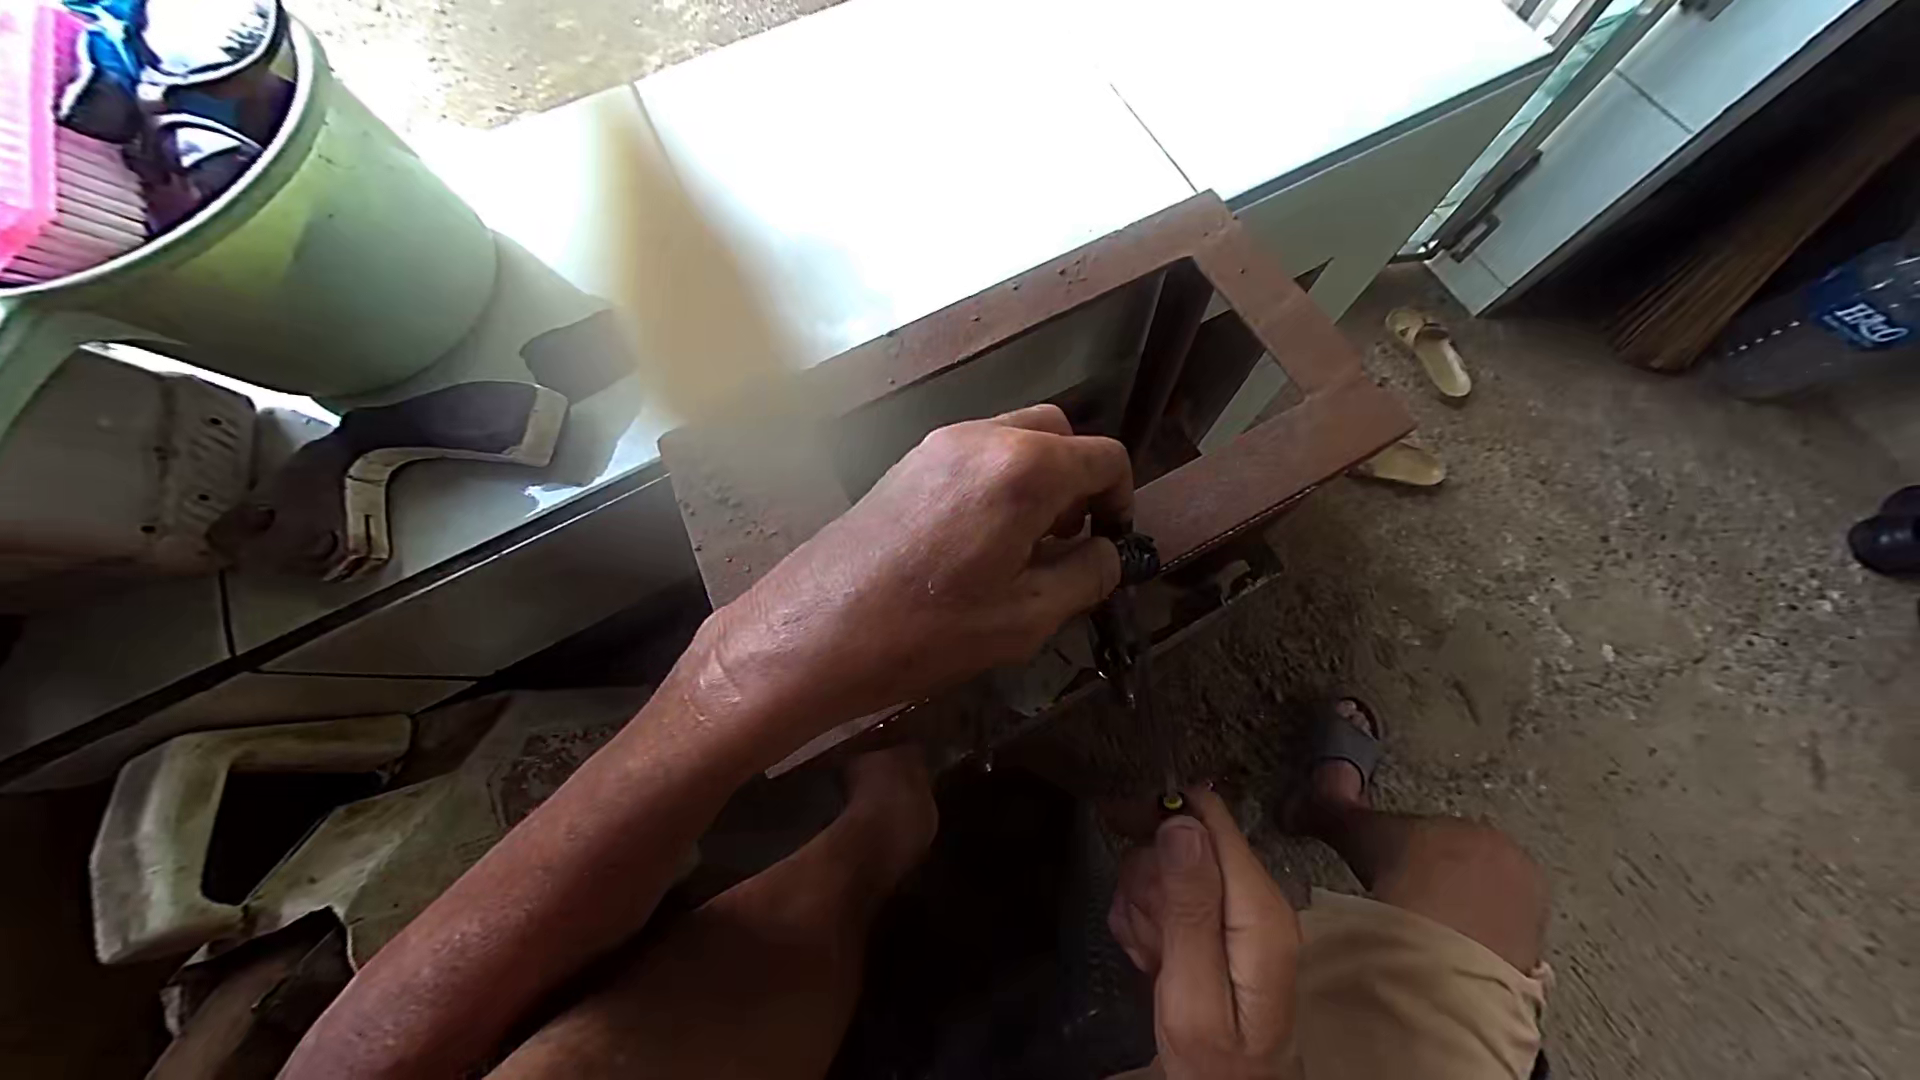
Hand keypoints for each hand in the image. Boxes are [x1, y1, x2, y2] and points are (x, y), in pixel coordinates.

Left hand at [699, 404, 1131, 743]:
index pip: (1105, 457)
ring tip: (1021, 545)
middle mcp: (982, 437)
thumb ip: (1086, 575)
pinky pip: (975, 455)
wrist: (812, 632)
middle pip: (1060, 435)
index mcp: (1023, 469)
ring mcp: (938, 443)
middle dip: (1078, 481)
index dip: (1121, 500)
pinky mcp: (908, 462)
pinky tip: (978, 539)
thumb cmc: (925, 632)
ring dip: (1037, 480)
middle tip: (1065, 540)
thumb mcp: (1026, 618)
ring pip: (1015, 439)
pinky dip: (998, 482)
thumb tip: (1106, 553)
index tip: (1108, 542)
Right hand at [1109, 790, 1301, 1079]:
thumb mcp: (1192, 994)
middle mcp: (1254, 895)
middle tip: (1149, 929)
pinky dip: (1147, 912)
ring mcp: (1234, 903)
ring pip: (1165, 859)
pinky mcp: (1213, 912)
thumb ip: (1190, 907)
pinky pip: (1163, 885)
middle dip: (1150, 875)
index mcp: (1260, 909)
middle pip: (1182, 838)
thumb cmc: (1212, 1059)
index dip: (1165, 816)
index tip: (1130, 840)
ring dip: (1144, 898)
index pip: (1213, 819)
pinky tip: (1154, 949)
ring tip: (1152, 948)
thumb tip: (1182, 823)